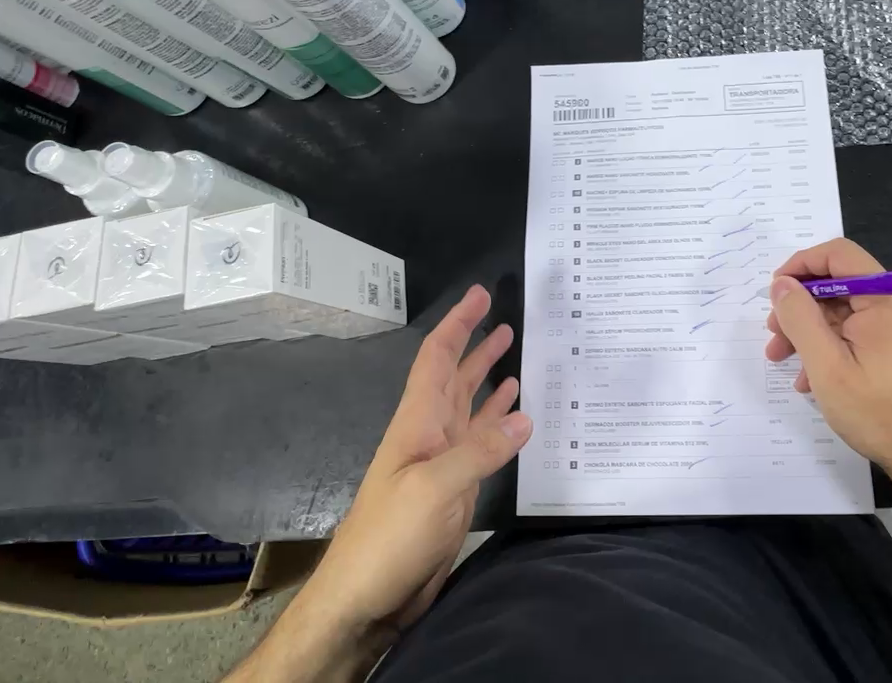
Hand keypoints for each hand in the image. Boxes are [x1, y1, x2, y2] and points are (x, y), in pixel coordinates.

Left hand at [313, 285, 531, 637]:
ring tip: (512, 349)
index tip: (480, 294)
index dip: (458, 324)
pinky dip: (498, 419)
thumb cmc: (389, 536)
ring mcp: (441, 460)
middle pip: (454, 374)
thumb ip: (480, 450)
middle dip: (475, 342)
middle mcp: (429, 432)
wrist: (366, 598)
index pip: (437, 357)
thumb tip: (525, 417)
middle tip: (503, 315)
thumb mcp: (435, 488)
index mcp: (418, 421)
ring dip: (487, 375)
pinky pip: (480, 440)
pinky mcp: (454, 487)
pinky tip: (516, 413)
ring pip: (468, 403)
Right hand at [765, 238, 891, 487]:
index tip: (775, 293)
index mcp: (891, 296)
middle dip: (803, 306)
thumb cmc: (880, 414)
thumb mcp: (827, 367)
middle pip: (842, 281)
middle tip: (775, 336)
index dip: (800, 266)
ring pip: (850, 306)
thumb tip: (781, 283)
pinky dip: (837, 341)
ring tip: (787, 358)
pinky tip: (816, 373)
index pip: (838, 254)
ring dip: (815, 328)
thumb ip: (799, 318)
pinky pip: (865, 325)